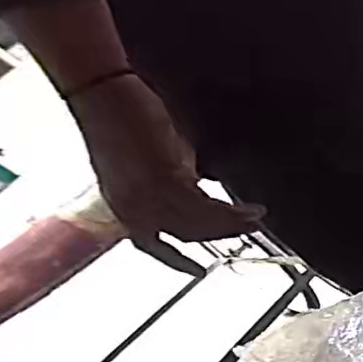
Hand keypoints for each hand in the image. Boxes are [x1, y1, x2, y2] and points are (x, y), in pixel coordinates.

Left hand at [68, 73, 263, 252]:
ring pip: (198, 225)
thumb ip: (174, 176)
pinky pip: (205, 206)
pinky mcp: (164, 180)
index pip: (152, 243)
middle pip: (186, 235)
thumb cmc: (122, 114)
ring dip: (233, 224)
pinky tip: (251, 208)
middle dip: (222, 235)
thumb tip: (204, 182)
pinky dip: (232, 211)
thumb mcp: (149, 157)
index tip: (196, 271)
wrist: (104, 90)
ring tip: (258, 219)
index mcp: (121, 203)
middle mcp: (131, 206)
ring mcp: (145, 195)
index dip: (175, 260)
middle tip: (251, 231)